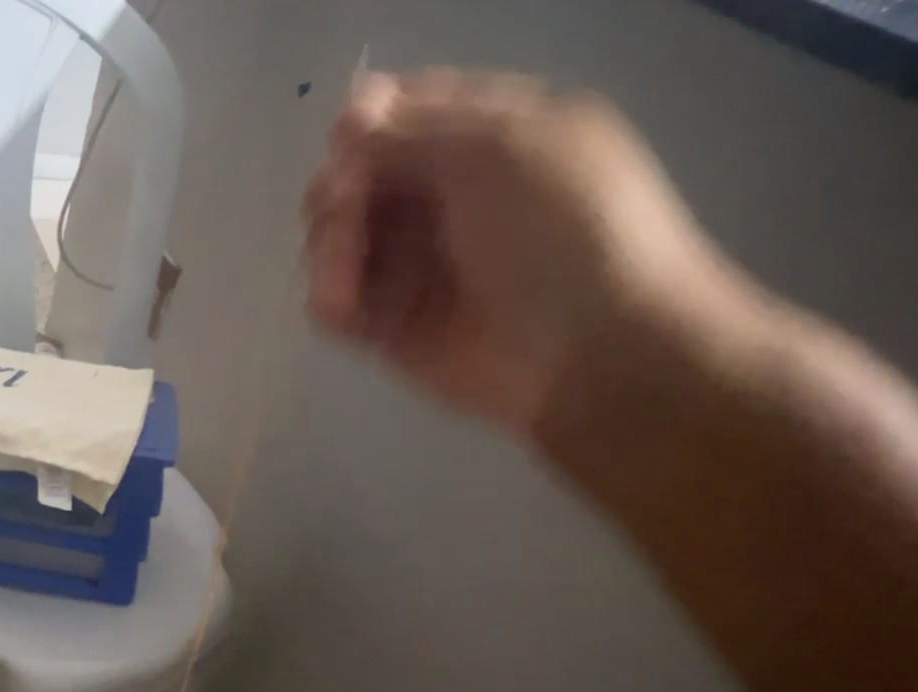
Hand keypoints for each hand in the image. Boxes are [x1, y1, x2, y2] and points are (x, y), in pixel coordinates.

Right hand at [304, 69, 755, 434]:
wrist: (591, 354)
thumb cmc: (566, 235)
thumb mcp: (505, 148)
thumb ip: (417, 127)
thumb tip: (346, 120)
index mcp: (482, 138)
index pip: (398, 112)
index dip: (362, 126)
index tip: (350, 147)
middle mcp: (442, 196)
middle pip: (354, 176)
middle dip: (337, 193)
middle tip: (343, 214)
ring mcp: (415, 264)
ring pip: (335, 238)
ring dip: (326, 250)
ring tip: (341, 283)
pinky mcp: (392, 326)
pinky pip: (335, 302)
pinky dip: (326, 300)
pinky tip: (337, 308)